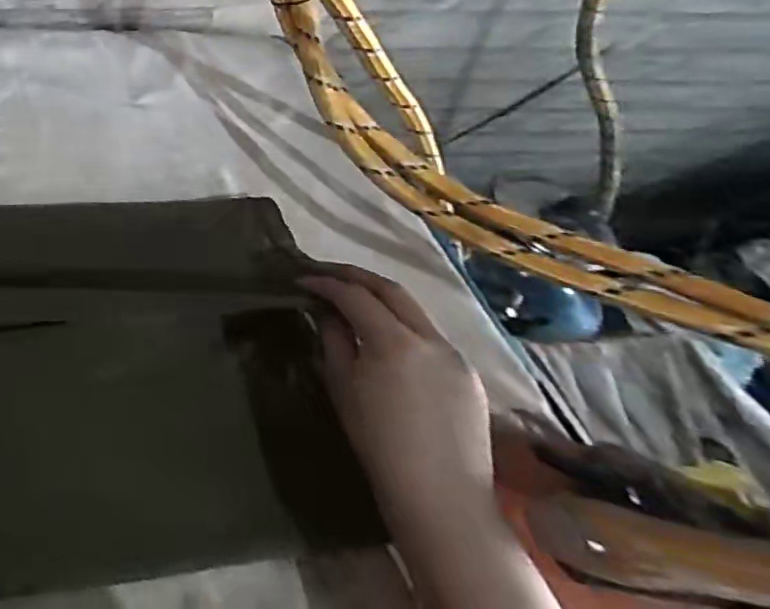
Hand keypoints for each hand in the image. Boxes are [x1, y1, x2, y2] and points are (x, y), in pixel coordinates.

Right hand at [300, 263, 490, 517]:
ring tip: (351, 301)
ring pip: (414, 311)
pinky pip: (430, 337)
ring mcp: (456, 357)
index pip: (354, 295)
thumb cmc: (377, 440)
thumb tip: (326, 312)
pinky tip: (384, 338)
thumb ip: (334, 338)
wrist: (440, 496)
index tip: (300, 280)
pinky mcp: (469, 377)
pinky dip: (402, 325)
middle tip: (324, 274)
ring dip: (380, 299)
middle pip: (391, 290)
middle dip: (355, 276)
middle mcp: (432, 339)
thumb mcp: (342, 384)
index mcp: (396, 341)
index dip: (324, 283)